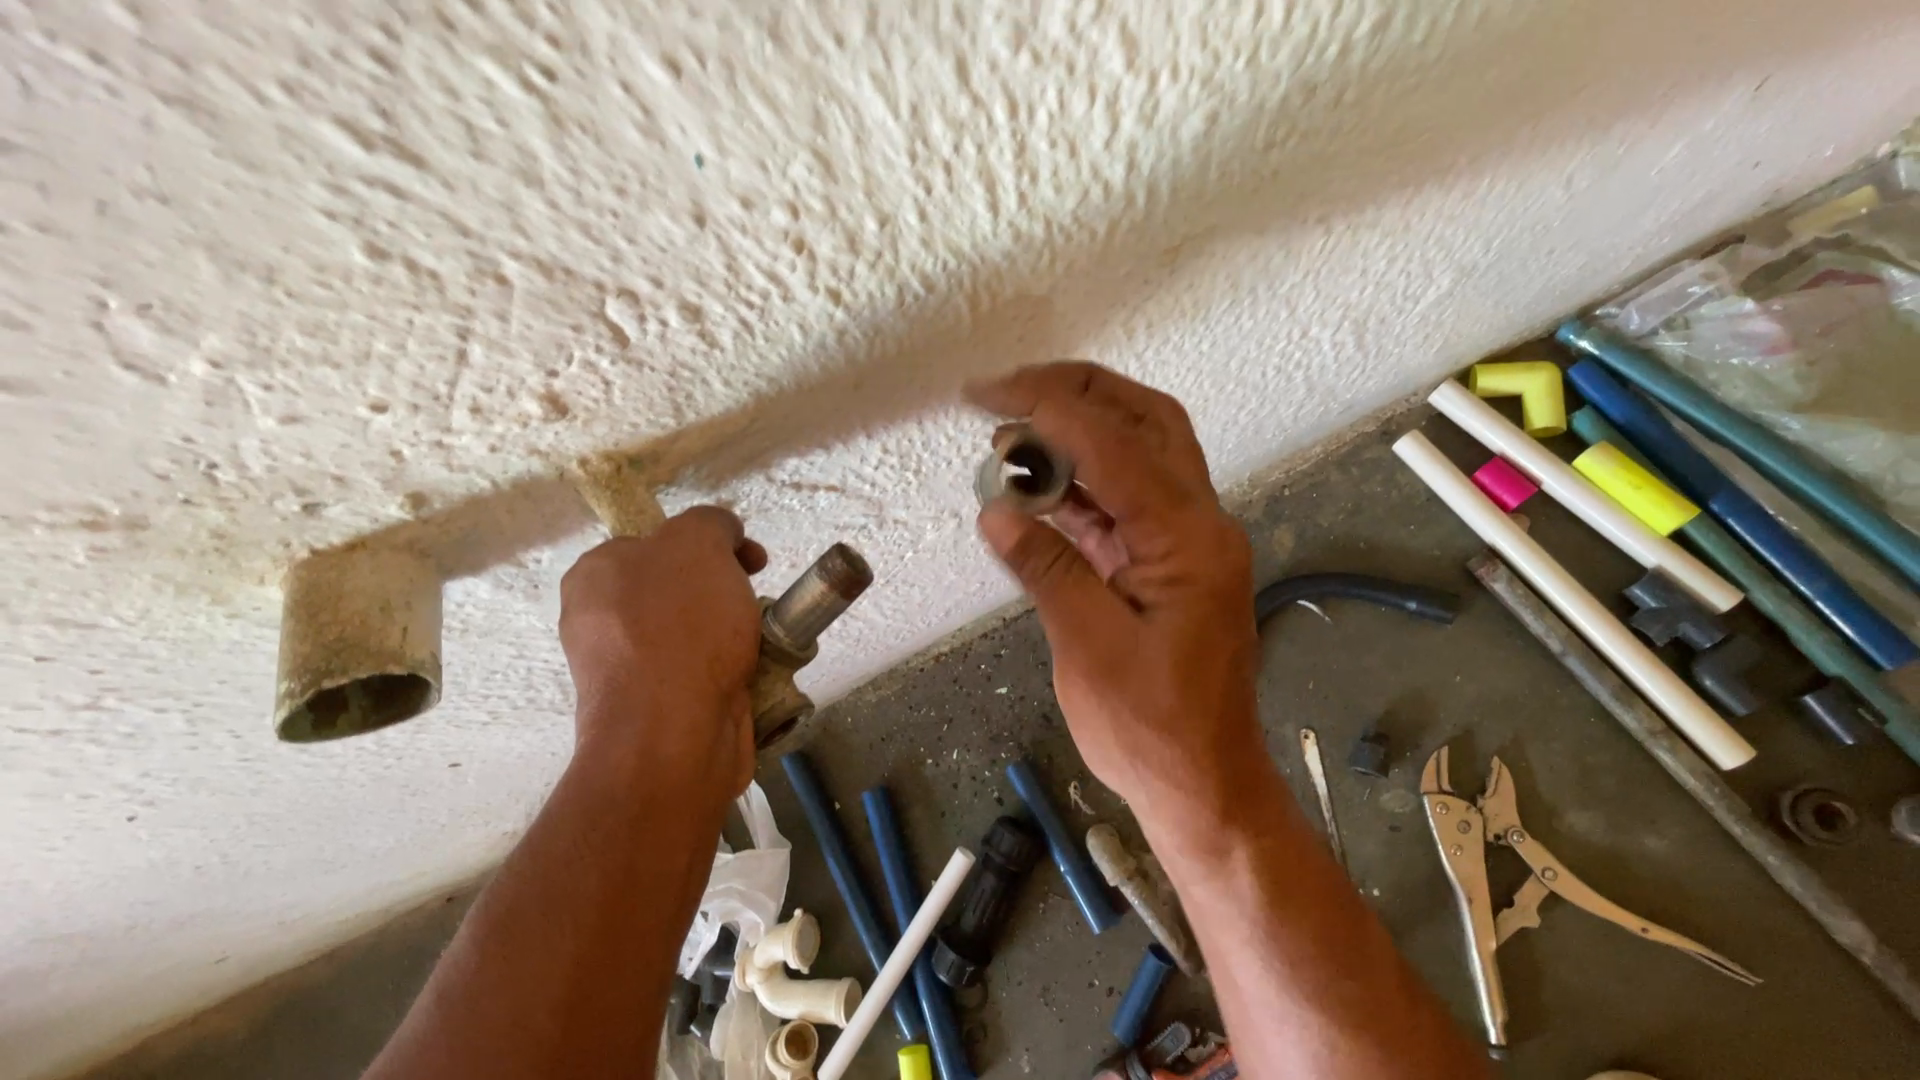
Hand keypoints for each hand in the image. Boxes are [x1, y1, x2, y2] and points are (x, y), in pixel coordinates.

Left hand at [558, 507, 767, 801]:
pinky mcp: (652, 711)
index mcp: (597, 573)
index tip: (752, 563)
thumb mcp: (699, 544)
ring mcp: (625, 670)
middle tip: (753, 607)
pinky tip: (748, 681)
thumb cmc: (682, 629)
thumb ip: (710, 523)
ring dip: (735, 637)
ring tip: (758, 649)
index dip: (714, 545)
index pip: (662, 541)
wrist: (671, 737)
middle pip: (682, 590)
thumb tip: (722, 537)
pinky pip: (700, 676)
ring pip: (696, 635)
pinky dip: (728, 675)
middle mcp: (601, 619)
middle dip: (726, 594)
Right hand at [968, 362, 1264, 813]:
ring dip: (1078, 433)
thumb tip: (997, 510)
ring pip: (1140, 453)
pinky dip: (1081, 483)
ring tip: (1010, 438)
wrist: (1204, 784)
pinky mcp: (1168, 563)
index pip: (1115, 446)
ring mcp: (1187, 542)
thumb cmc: (1151, 730)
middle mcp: (1199, 524)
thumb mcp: (1089, 650)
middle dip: (1079, 392)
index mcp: (1188, 540)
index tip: (988, 394)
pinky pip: (1125, 501)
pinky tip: (1035, 488)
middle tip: (1009, 392)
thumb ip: (1047, 570)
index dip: (1049, 408)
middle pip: (1147, 422)